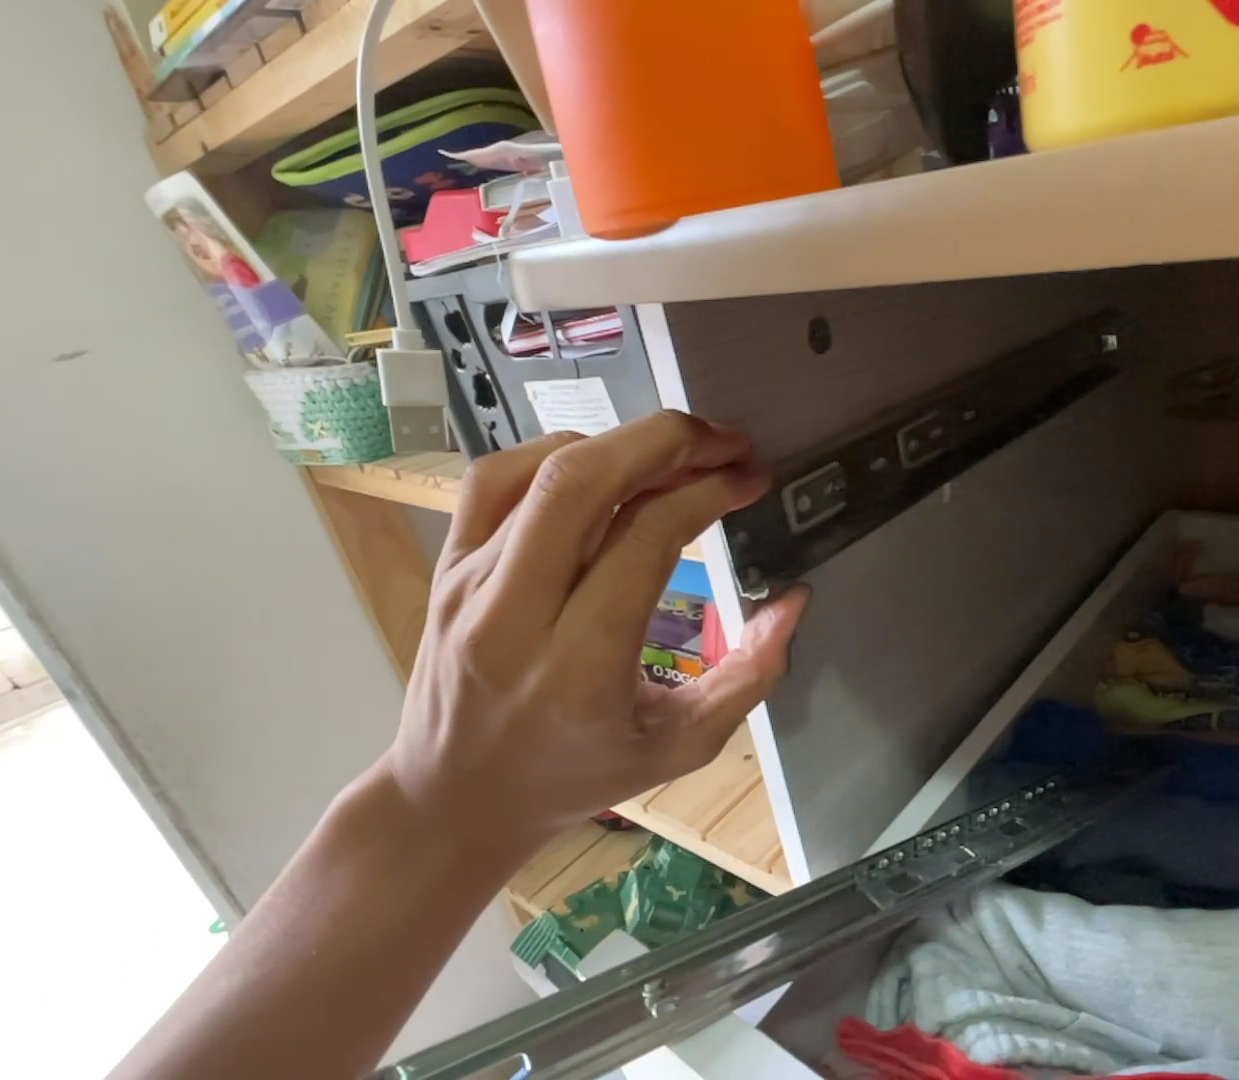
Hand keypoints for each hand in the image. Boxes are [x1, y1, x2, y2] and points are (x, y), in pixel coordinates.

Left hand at [381, 414, 807, 857]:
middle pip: (582, 481)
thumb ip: (750, 674)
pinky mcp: (446, 565)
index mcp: (580, 664)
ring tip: (678, 453)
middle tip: (726, 442)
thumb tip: (792, 600)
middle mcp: (513, 613)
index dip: (708, 493)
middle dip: (667, 441)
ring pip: (540, 469)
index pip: (646, 537)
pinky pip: (497, 478)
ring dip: (620, 443)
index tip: (750, 482)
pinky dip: (560, 453)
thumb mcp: (682, 745)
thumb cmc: (577, 775)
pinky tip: (605, 465)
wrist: (453, 798)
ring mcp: (467, 581)